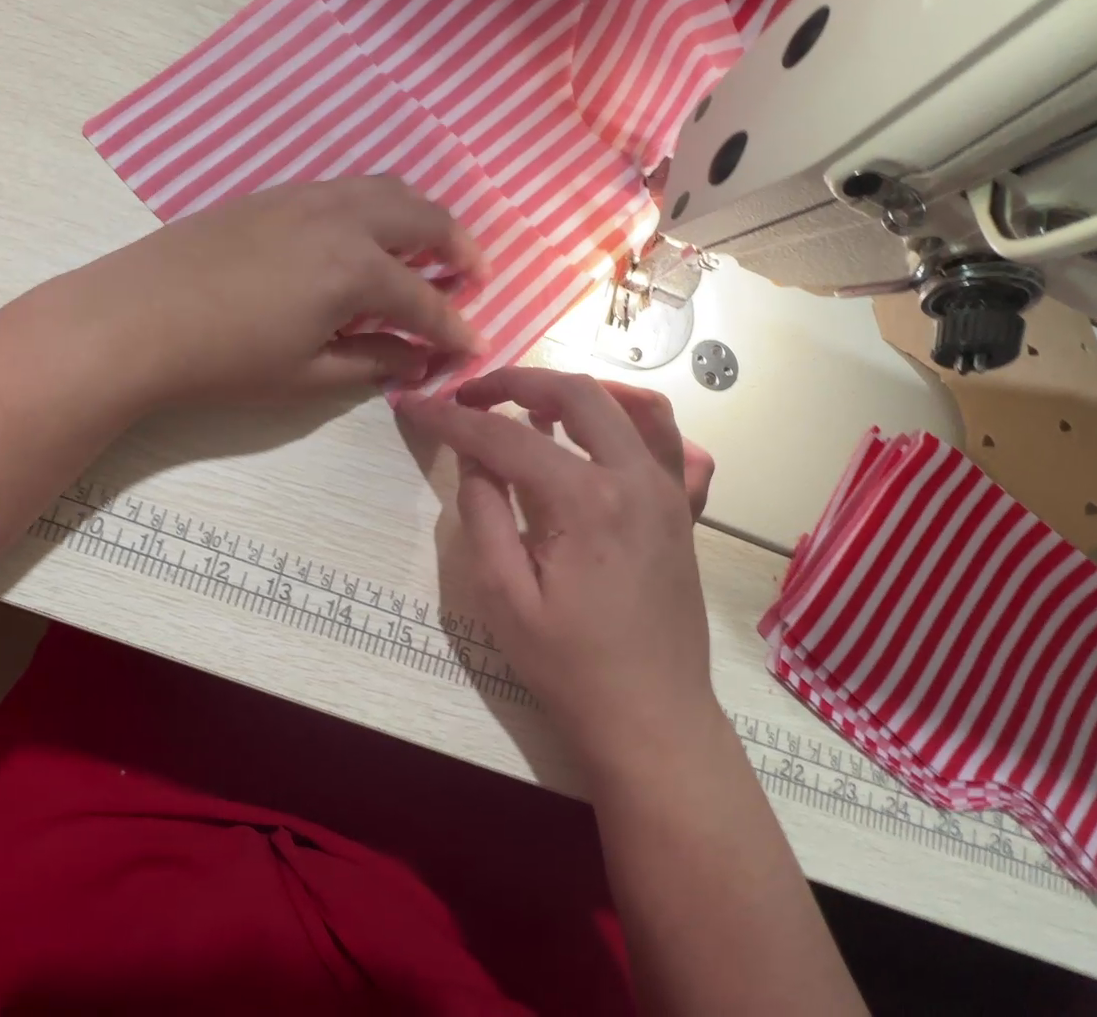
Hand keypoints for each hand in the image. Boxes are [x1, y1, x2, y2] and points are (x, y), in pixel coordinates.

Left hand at [41, 176, 486, 401]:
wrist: (136, 318)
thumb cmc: (224, 361)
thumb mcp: (305, 377)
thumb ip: (370, 362)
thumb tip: (415, 360)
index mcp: (357, 270)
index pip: (426, 302)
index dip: (455, 329)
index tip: (474, 347)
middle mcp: (343, 219)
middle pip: (424, 220)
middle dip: (460, 248)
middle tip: (472, 276)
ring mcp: (305, 196)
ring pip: (385, 188)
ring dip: (419, 216)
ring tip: (426, 247)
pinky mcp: (273, 194)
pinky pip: (345, 187)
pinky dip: (375, 206)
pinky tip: (362, 236)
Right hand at [399, 368, 716, 778]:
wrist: (650, 714)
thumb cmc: (567, 664)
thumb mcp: (502, 595)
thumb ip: (482, 513)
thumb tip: (473, 457)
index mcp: (585, 500)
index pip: (505, 436)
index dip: (452, 418)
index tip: (413, 406)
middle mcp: (636, 478)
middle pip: (575, 395)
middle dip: (514, 381)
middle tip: (469, 396)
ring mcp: (670, 491)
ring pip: (632, 404)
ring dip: (576, 391)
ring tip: (530, 403)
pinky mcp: (683, 511)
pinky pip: (668, 442)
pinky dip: (631, 420)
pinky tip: (600, 435)